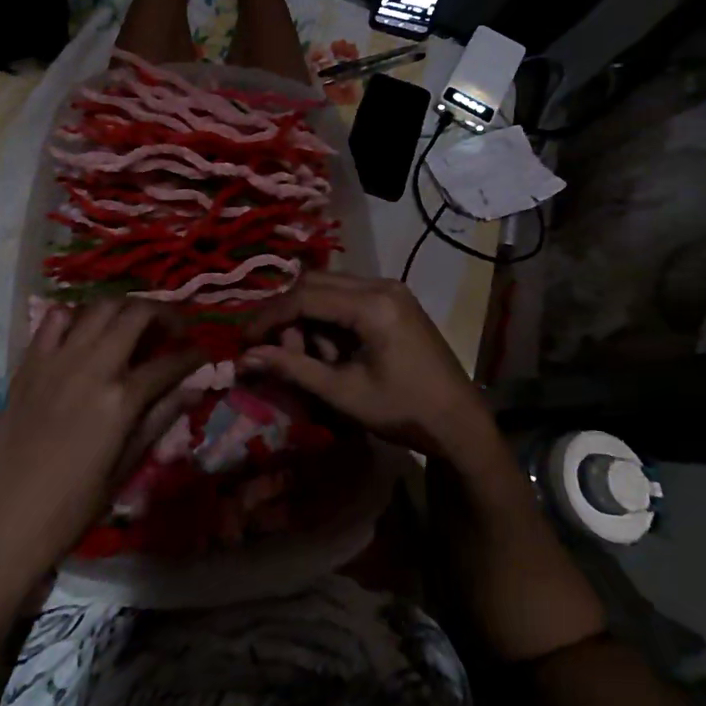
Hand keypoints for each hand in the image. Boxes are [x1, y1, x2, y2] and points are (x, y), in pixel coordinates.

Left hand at [0, 300, 204, 599]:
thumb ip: (159, 419)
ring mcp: (56, 361)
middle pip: (137, 314)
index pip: (169, 362)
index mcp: (120, 400)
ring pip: (100, 307)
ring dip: (125, 308)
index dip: (193, 354)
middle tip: (174, 330)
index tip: (203, 353)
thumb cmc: (71, 507)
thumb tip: (194, 390)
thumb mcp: (125, 467)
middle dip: (164, 315)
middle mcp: (91, 367)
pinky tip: (86, 334)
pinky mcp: (29, 364)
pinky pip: (54, 319)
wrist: (2, 521)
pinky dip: (77, 315)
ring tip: (135, 325)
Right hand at [241, 272, 495, 464]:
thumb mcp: (342, 393)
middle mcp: (382, 284)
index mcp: (373, 305)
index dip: (269, 317)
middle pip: (315, 283)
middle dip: (289, 315)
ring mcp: (392, 290)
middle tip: (279, 351)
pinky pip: (349, 297)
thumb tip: (245, 358)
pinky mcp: (396, 300)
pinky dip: (331, 319)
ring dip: (310, 318)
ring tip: (312, 358)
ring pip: (331, 288)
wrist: (460, 423)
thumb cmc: (403, 410)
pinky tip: (334, 352)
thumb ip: (293, 368)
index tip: (245, 340)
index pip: (305, 297)